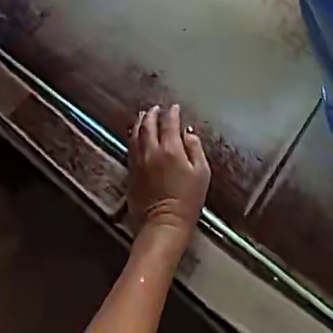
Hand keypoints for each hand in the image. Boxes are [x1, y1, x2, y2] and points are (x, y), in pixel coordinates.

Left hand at [126, 104, 209, 245]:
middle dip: (152, 115)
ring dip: (140, 124)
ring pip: (136, 136)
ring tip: (143, 116)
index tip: (175, 107)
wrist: (164, 224)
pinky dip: (133, 138)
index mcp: (171, 150)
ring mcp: (138, 163)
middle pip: (148, 127)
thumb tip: (188, 134)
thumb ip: (195, 149)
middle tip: (155, 108)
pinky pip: (131, 149)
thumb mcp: (202, 173)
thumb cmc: (188, 199)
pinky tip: (135, 136)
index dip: (172, 113)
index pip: (169, 124)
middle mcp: (151, 152)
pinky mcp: (131, 174)